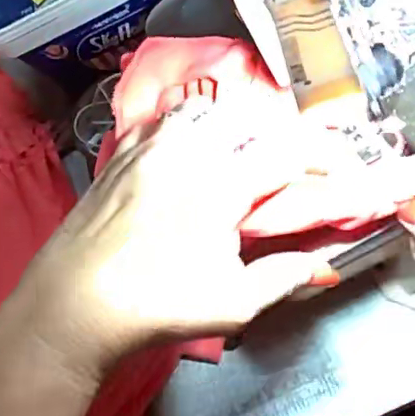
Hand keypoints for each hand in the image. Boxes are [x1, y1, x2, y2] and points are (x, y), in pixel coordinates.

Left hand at [0, 95, 350, 383]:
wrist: (72, 305)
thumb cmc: (156, 306)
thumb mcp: (233, 302)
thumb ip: (284, 276)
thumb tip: (325, 267)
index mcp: (221, 182)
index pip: (289, 152)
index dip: (325, 155)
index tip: (342, 167)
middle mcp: (187, 150)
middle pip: (249, 115)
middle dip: (278, 133)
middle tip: (289, 162)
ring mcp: (149, 146)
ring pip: (203, 108)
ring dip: (232, 122)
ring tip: (240, 150)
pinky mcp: (122, 153)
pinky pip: (162, 119)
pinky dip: (186, 124)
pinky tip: (187, 148)